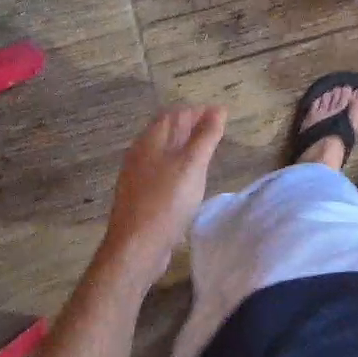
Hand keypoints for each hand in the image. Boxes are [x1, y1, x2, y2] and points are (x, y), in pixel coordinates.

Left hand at [98, 105, 225, 289]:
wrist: (135, 247)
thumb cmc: (167, 201)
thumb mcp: (193, 165)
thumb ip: (206, 136)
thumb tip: (219, 109)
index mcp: (151, 139)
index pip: (175, 113)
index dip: (198, 111)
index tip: (222, 116)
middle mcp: (140, 153)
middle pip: (167, 130)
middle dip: (191, 127)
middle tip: (217, 133)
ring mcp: (137, 175)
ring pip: (163, 151)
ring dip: (184, 147)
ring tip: (207, 154)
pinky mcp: (139, 195)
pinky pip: (160, 170)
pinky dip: (177, 166)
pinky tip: (188, 179)